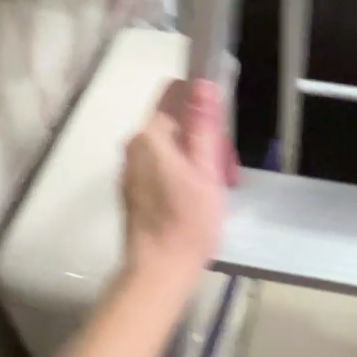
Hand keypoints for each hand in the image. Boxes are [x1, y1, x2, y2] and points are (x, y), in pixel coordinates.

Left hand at [119, 79, 234, 297]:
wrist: (158, 273)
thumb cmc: (188, 222)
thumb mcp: (206, 170)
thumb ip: (203, 125)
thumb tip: (202, 83)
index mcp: (150, 136)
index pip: (175, 92)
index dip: (203, 102)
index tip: (221, 131)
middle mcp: (134, 147)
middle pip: (177, 122)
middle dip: (206, 139)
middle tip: (225, 172)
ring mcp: (131, 169)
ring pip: (173, 146)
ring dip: (199, 160)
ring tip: (216, 190)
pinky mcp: (135, 190)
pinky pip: (163, 166)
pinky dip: (184, 175)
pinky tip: (198, 200)